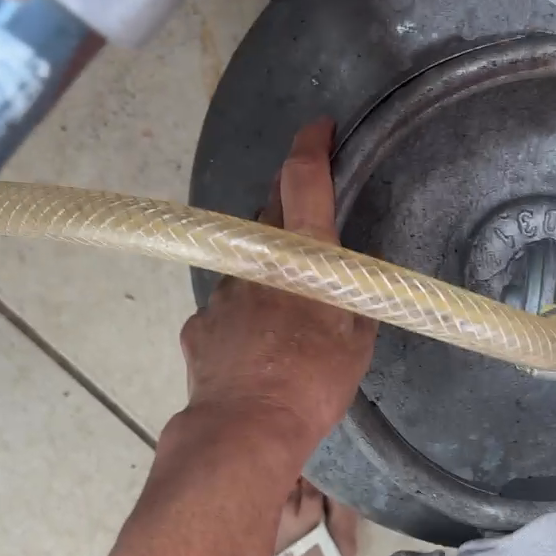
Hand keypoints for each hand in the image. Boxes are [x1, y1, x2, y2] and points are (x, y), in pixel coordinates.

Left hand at [179, 119, 376, 450]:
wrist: (245, 429)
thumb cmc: (313, 383)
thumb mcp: (358, 344)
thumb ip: (357, 303)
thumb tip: (353, 284)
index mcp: (302, 256)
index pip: (302, 179)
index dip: (310, 144)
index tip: (318, 127)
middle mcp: (256, 260)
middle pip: (269, 213)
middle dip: (287, 208)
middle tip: (306, 230)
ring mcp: (220, 291)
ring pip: (245, 265)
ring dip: (264, 272)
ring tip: (282, 315)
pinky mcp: (198, 324)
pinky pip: (225, 310)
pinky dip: (241, 318)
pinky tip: (252, 352)